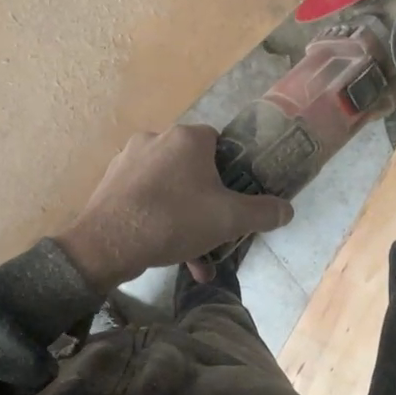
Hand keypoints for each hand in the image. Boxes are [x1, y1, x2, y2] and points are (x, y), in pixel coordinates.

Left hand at [56, 125, 293, 290]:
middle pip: (194, 168)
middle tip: (216, 231)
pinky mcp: (110, 184)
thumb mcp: (230, 220)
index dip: (231, 170)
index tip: (235, 197)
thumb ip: (263, 213)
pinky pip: (146, 200)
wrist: (108, 244)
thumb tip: (287, 210)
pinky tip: (168, 255)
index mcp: (188, 138)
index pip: (219, 143)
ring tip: (195, 256)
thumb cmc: (175, 220)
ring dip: (186, 219)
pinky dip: (160, 223)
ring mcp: (128, 161)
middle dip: (208, 202)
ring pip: (170, 189)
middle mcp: (156, 139)